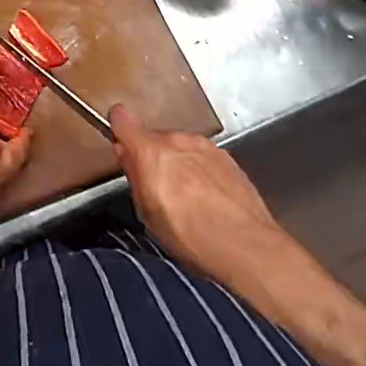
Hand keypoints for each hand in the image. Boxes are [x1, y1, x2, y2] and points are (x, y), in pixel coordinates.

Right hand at [111, 104, 290, 288]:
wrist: (246, 244)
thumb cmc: (192, 237)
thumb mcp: (148, 214)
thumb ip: (135, 177)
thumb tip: (128, 156)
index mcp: (150, 152)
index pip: (123, 121)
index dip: (119, 127)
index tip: (120, 138)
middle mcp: (177, 141)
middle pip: (155, 140)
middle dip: (152, 158)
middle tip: (156, 190)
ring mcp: (204, 146)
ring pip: (180, 148)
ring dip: (178, 165)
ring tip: (187, 201)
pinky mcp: (226, 157)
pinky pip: (203, 157)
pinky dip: (200, 171)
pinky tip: (208, 200)